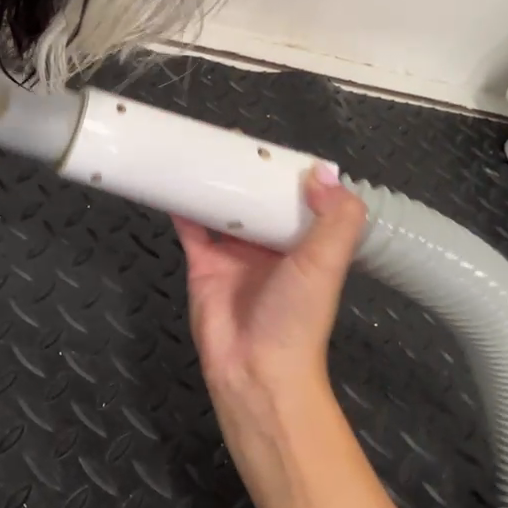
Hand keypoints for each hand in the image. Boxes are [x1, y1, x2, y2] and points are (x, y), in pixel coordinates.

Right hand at [174, 169, 367, 433]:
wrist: (255, 367)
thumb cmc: (296, 317)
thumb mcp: (325, 264)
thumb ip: (334, 218)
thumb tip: (323, 170)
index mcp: (306, 245)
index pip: (300, 200)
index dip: (289, 173)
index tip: (273, 146)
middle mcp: (271, 247)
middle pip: (258, 202)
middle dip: (247, 175)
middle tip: (230, 140)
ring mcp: (234, 255)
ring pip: (224, 211)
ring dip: (215, 186)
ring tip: (202, 152)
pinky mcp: (203, 264)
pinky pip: (192, 229)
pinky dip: (183, 208)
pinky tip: (174, 183)